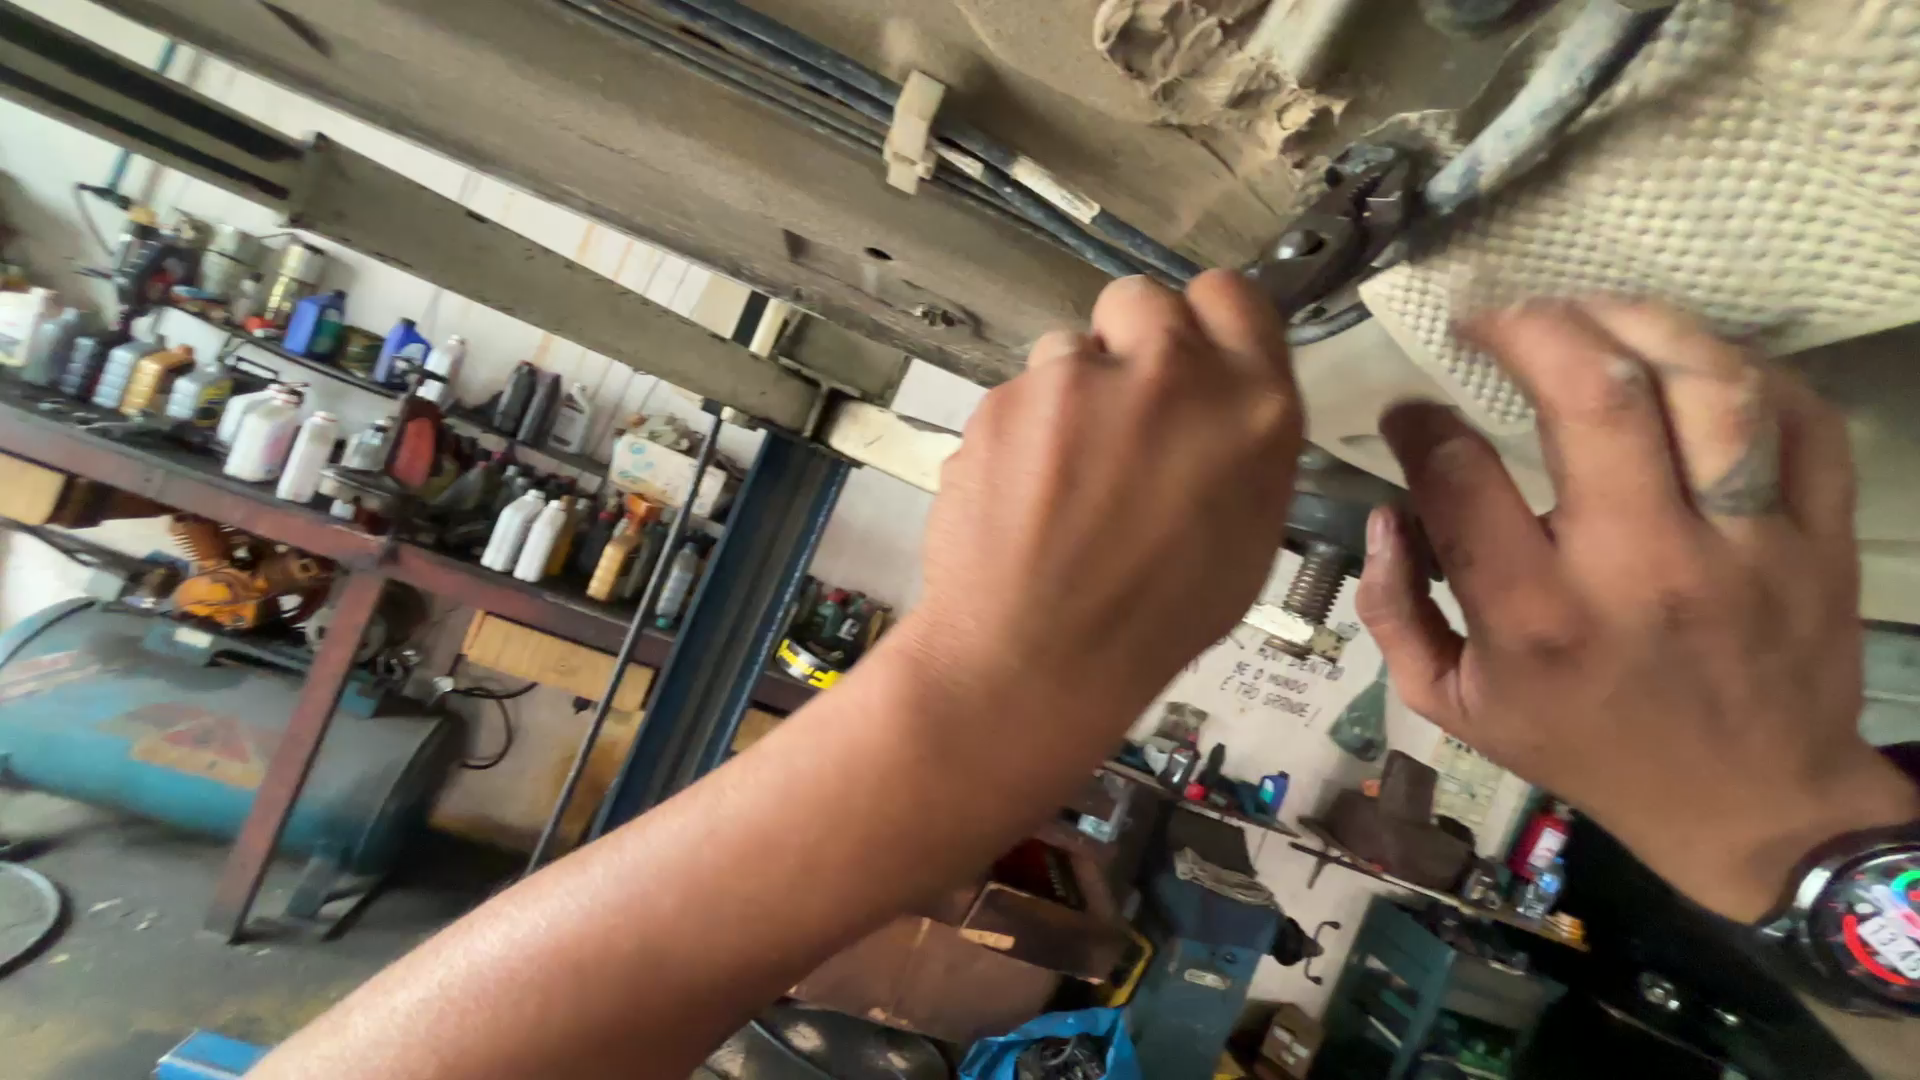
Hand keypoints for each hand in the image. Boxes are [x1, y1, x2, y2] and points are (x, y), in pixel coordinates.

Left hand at [903, 271, 1301, 742]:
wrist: (1034, 659)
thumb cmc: (1154, 619)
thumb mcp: (1243, 535)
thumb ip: (1238, 443)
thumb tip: (1213, 400)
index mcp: (1253, 408)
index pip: (1232, 296)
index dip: (1201, 322)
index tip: (1179, 356)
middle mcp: (1171, 373)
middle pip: (1142, 300)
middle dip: (1127, 342)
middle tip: (1112, 413)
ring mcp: (1076, 381)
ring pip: (1068, 348)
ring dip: (1066, 392)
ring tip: (1056, 475)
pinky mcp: (1002, 400)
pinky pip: (1015, 393)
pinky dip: (1015, 429)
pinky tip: (1015, 492)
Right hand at [1356, 299, 1919, 921]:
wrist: (1755, 807)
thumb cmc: (1576, 746)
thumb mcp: (1444, 702)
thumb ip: (1393, 609)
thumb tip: (1387, 516)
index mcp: (1533, 614)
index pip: (1461, 477)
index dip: (1419, 426)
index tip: (1405, 413)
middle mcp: (1638, 565)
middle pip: (1593, 399)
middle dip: (1529, 331)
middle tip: (1487, 318)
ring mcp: (1744, 544)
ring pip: (1707, 385)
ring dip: (1633, 324)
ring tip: (1578, 308)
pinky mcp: (1819, 536)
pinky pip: (1797, 416)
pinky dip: (1734, 366)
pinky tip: (1677, 356)